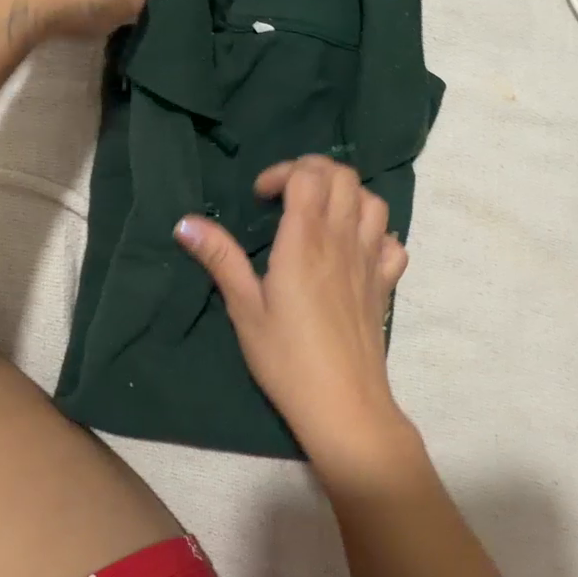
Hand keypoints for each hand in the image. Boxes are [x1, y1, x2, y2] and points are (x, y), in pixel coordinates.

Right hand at [175, 156, 417, 466]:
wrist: (345, 405)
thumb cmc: (287, 359)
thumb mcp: (245, 309)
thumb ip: (220, 259)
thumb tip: (185, 222)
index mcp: (306, 239)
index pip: (308, 175)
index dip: (283, 172)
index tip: (261, 198)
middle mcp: (343, 239)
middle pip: (342, 175)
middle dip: (313, 171)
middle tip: (286, 196)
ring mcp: (370, 259)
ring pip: (371, 200)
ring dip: (345, 194)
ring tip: (319, 214)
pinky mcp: (386, 283)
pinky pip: (391, 241)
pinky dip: (375, 232)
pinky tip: (354, 248)